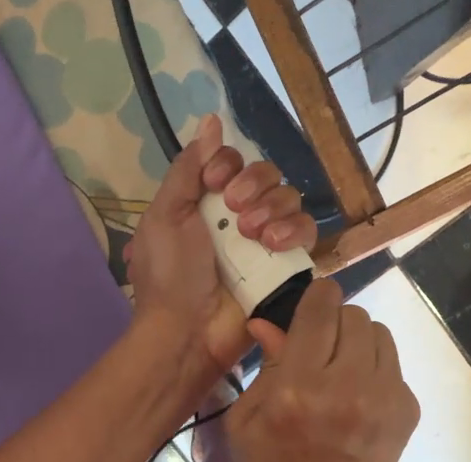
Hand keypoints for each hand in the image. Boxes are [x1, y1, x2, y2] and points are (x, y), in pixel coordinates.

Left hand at [126, 114, 317, 374]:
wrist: (185, 331)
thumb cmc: (168, 276)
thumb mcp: (164, 217)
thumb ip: (187, 170)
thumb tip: (210, 121)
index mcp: (203, 206)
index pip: (233, 163)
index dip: (229, 164)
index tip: (217, 181)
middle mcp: (235, 220)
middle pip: (265, 176)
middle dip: (254, 185)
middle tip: (235, 210)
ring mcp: (261, 244)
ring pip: (289, 199)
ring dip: (273, 207)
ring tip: (252, 234)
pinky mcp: (284, 267)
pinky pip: (306, 233)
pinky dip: (294, 230)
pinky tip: (275, 244)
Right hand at [228, 278, 418, 461]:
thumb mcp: (245, 423)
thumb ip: (263, 368)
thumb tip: (268, 324)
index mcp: (298, 389)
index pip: (321, 309)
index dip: (315, 299)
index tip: (309, 308)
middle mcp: (346, 384)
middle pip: (353, 314)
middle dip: (334, 324)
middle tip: (319, 350)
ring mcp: (384, 395)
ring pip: (379, 333)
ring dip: (357, 343)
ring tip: (340, 373)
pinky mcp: (407, 405)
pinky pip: (392, 363)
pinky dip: (373, 370)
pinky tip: (356, 400)